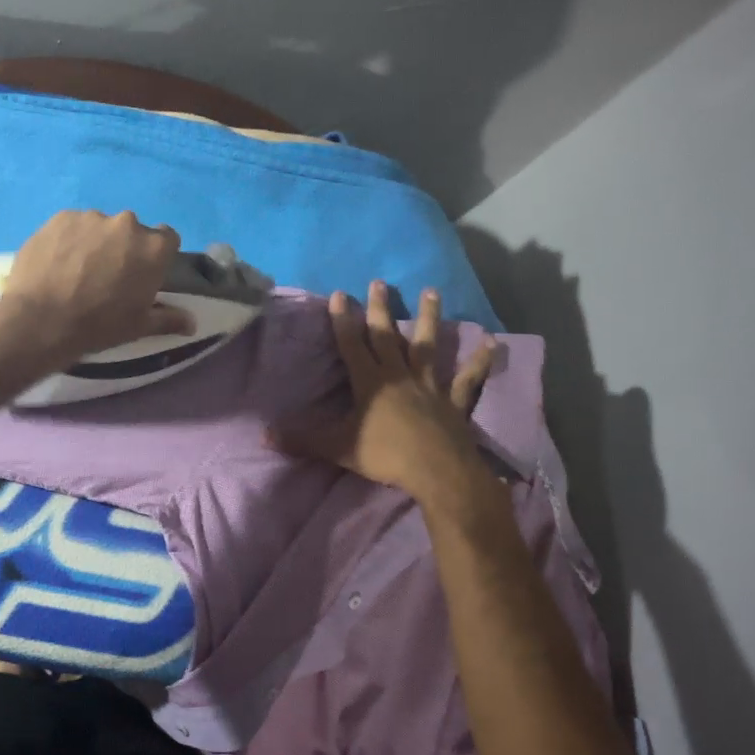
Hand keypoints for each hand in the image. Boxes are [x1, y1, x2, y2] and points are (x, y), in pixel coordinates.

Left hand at [0, 209, 192, 362]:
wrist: (41, 320)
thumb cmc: (98, 325)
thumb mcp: (138, 327)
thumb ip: (168, 318)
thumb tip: (192, 323)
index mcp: (153, 248)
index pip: (167, 239)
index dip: (156, 255)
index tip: (141, 272)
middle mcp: (127, 224)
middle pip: (131, 231)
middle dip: (123, 247)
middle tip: (105, 274)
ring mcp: (91, 217)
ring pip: (99, 227)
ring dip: (93, 242)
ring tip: (74, 270)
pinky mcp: (60, 218)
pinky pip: (71, 226)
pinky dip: (67, 240)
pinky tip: (54, 263)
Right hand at [268, 280, 496, 501]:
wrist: (438, 472)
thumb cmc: (385, 456)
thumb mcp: (337, 448)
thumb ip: (303, 440)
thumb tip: (264, 435)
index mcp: (370, 383)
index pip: (352, 344)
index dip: (343, 320)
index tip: (339, 294)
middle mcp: (399, 376)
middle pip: (388, 337)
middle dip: (380, 309)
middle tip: (379, 282)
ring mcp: (430, 386)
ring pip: (428, 347)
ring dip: (429, 319)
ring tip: (431, 291)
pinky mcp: (454, 402)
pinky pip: (467, 379)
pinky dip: (479, 361)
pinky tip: (490, 342)